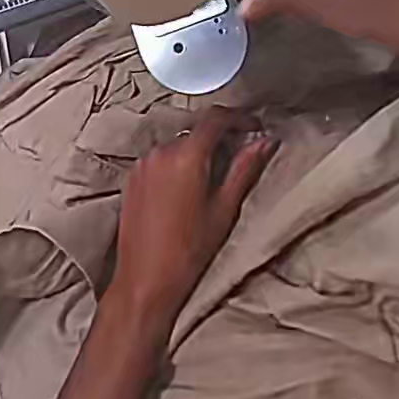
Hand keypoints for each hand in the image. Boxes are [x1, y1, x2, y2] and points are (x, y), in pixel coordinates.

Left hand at [111, 106, 275, 317]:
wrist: (144, 280)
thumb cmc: (190, 250)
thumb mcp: (224, 208)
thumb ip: (245, 168)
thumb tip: (265, 140)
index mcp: (186, 155)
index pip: (215, 118)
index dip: (238, 117)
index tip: (254, 127)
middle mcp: (161, 151)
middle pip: (196, 131)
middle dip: (219, 138)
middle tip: (239, 155)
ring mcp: (143, 162)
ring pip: (178, 145)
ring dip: (197, 152)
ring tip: (212, 177)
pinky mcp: (132, 176)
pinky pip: (160, 158)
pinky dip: (176, 164)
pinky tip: (185, 189)